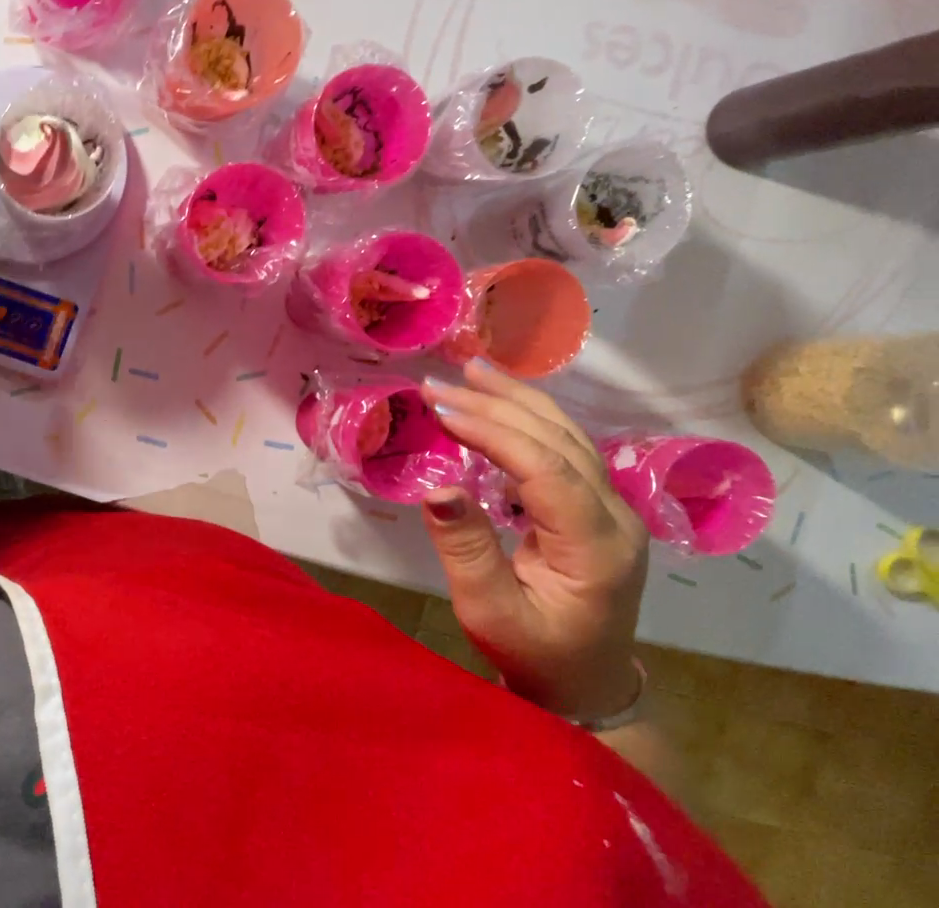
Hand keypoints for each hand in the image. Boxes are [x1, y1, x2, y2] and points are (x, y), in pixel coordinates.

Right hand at [419, 360, 648, 719]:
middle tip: (435, 385)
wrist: (586, 681)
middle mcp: (615, 517)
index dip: (494, 434)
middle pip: (561, 441)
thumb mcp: (489, 611)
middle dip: (498, 406)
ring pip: (570, 437)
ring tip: (470, 371)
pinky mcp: (596, 507)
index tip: (439, 411)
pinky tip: (499, 402)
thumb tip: (437, 487)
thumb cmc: (533, 651)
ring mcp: (613, 509)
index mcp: (596, 546)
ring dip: (517, 401)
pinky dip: (529, 418)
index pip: (547, 469)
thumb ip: (466, 549)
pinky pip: (566, 450)